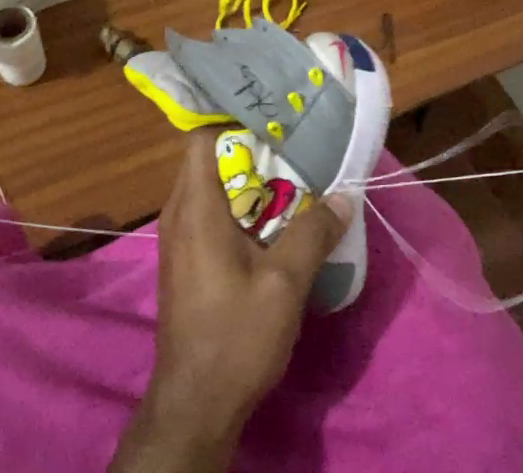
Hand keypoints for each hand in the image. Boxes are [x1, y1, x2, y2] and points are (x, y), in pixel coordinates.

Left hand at [109, 129, 349, 471]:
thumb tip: (343, 194)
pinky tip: (278, 223)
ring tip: (298, 180)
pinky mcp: (188, 261)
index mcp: (195, 207)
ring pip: (213, 190)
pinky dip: (243, 209)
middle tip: (299, 148)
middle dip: (255, 151)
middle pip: (211, 160)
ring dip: (252, 184)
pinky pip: (213, 216)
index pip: (204, 137)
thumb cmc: (236, 334)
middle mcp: (179, 214)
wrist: (196, 402)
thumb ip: (313, 231)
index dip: (239, 121)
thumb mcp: (285, 282)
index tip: (279, 119)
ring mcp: (180, 239)